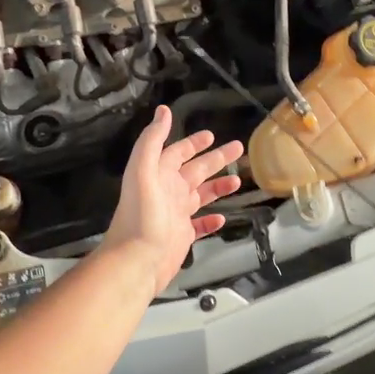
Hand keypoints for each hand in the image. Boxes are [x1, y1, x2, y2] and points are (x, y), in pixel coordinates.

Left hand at [98, 106, 244, 293]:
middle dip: (216, 159)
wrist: (135, 262)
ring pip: (202, 196)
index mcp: (158, 174)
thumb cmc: (141, 216)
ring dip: (219, 187)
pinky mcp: (182, 237)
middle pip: (196, 170)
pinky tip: (223, 218)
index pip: (177, 152)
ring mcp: (175, 215)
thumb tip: (163, 110)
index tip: (211, 135)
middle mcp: (168, 191)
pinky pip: (200, 225)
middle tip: (239, 148)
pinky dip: (211, 221)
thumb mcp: (143, 172)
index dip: (193, 143)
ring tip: (238, 180)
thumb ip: (152, 141)